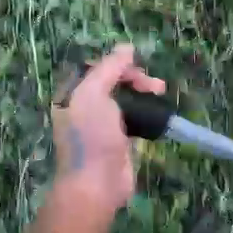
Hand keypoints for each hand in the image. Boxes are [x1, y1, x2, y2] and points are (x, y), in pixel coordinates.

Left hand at [50, 44, 165, 225]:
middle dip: (134, 77)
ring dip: (143, 92)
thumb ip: (109, 68)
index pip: (96, 67)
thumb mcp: (94, 94)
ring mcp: (102, 125)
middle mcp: (85, 107)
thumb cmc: (91, 136)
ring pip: (125, 98)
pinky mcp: (120, 140)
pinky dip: (146, 110)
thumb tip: (127, 47)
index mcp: (72, 95)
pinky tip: (156, 112)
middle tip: (153, 84)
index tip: (134, 66)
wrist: (96, 185)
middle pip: (113, 81)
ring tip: (160, 92)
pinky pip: (133, 117)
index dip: (116, 63)